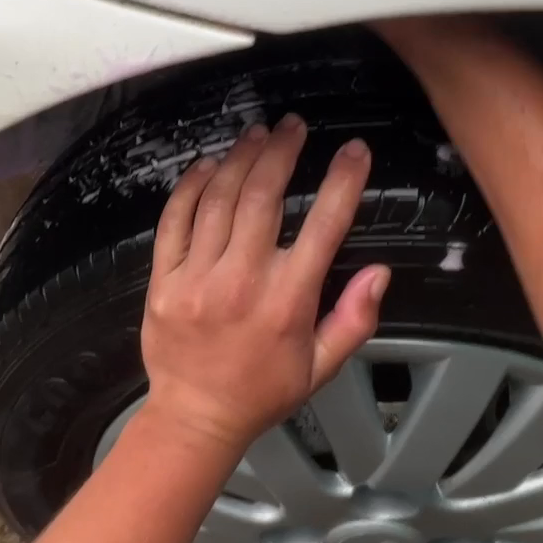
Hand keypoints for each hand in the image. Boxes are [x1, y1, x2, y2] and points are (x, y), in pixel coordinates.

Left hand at [138, 113, 390, 458]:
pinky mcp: (164, 278)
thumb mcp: (320, 367)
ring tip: (256, 134)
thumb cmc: (262, 390)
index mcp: (288, 302)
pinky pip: (175, 220)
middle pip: (263, 197)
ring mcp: (197, 277)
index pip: (323, 227)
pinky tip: (208, 164)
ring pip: (219, 200)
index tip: (354, 152)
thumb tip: (379, 272)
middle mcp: (242, 281)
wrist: (194, 415)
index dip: (342, 182)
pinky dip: (192, 186)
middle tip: (292, 127)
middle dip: (281, 153)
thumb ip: (354, 319)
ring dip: (240, 159)